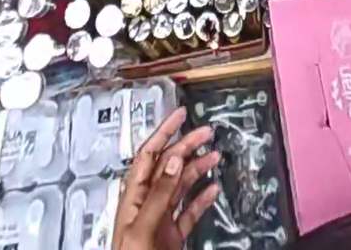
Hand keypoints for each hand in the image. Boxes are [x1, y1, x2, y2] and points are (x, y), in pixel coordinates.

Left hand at [112, 109, 220, 249]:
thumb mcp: (142, 228)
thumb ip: (158, 193)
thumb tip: (174, 159)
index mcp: (134, 194)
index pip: (150, 152)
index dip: (165, 130)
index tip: (181, 113)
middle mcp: (147, 201)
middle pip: (169, 164)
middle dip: (188, 145)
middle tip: (207, 132)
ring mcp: (161, 219)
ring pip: (181, 185)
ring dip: (198, 169)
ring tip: (215, 157)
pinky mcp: (172, 237)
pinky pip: (189, 211)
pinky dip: (201, 199)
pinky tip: (212, 190)